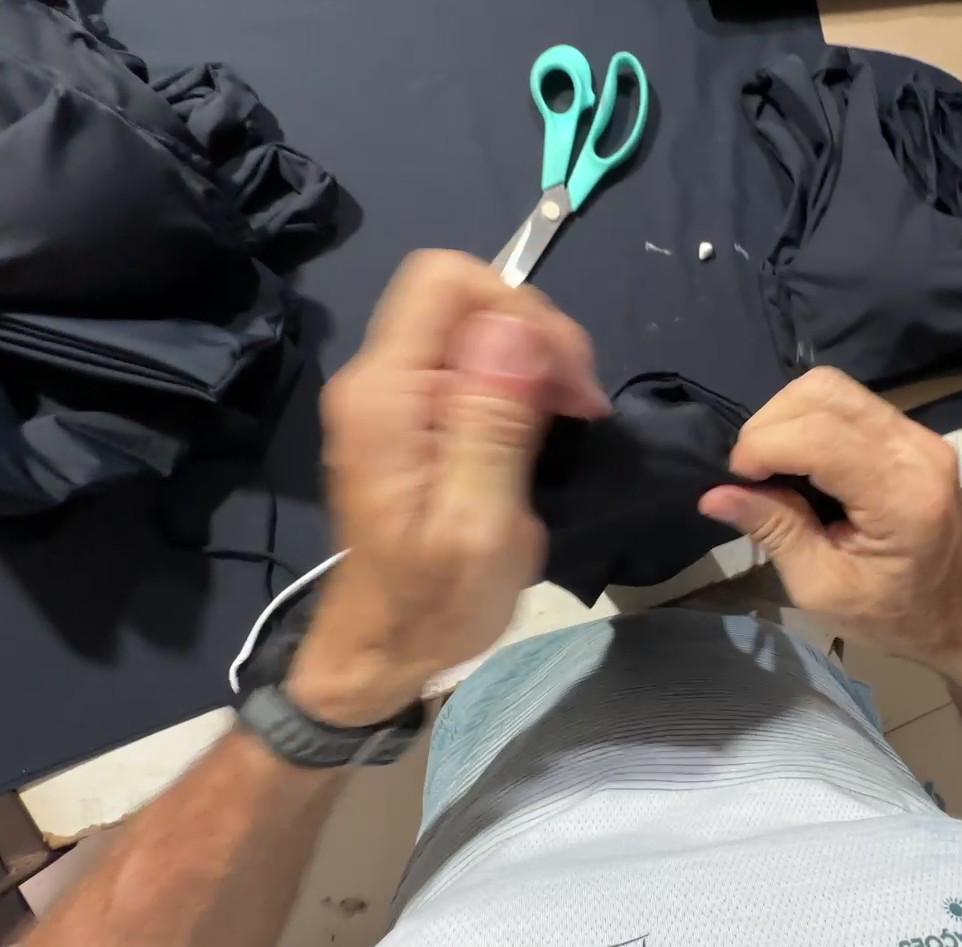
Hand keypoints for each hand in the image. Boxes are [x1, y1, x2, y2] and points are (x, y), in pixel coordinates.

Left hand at [285, 251, 604, 725]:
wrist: (384, 649)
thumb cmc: (436, 604)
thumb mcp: (479, 524)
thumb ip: (492, 422)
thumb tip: (516, 327)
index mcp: (389, 397)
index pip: (449, 281)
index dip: (522, 310)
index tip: (568, 382)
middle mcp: (381, 382)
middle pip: (468, 300)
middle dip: (539, 337)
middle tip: (581, 406)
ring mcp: (394, 400)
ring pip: (477, 330)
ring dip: (537, 362)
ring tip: (572, 418)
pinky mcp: (412, 420)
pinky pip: (473, 367)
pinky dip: (521, 384)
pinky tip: (545, 425)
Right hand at [698, 369, 961, 685]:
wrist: (956, 614)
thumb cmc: (890, 615)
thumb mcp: (820, 588)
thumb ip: (773, 531)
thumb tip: (714, 495)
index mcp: (902, 497)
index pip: (820, 436)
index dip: (762, 446)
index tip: (735, 481)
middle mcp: (916, 450)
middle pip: (823, 394)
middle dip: (769, 426)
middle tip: (751, 476)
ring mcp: (919, 435)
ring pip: (832, 389)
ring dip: (785, 419)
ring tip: (772, 468)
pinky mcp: (911, 433)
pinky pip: (846, 403)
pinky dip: (808, 422)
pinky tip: (800, 464)